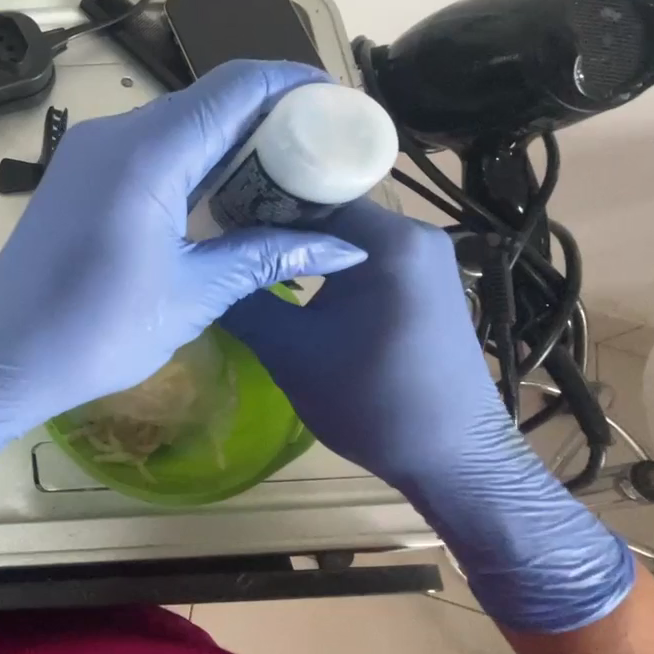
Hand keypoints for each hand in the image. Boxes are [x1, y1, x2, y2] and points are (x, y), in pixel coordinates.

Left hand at [0, 60, 370, 522]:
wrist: (1, 355)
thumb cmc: (97, 330)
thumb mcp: (194, 293)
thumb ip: (267, 256)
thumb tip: (344, 248)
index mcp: (148, 153)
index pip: (237, 85)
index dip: (295, 85)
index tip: (342, 109)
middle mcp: (115, 135)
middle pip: (208, 100)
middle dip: (271, 118)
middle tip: (324, 156)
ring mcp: (89, 153)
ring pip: (177, 124)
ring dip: (230, 142)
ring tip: (285, 180)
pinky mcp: (77, 175)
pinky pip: (147, 149)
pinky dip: (192, 161)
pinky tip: (224, 196)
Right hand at [221, 200, 634, 632]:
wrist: (455, 461)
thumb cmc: (372, 401)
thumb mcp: (290, 351)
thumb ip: (242, 300)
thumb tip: (198, 267)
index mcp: (388, 240)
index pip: (306, 192)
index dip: (253, 201)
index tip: (208, 217)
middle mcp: (414, 236)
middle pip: (325, 209)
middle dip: (271, 223)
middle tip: (219, 239)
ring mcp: (424, 259)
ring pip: (341, 233)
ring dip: (295, 244)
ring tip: (243, 258)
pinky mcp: (424, 283)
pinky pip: (361, 255)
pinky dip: (323, 263)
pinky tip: (287, 282)